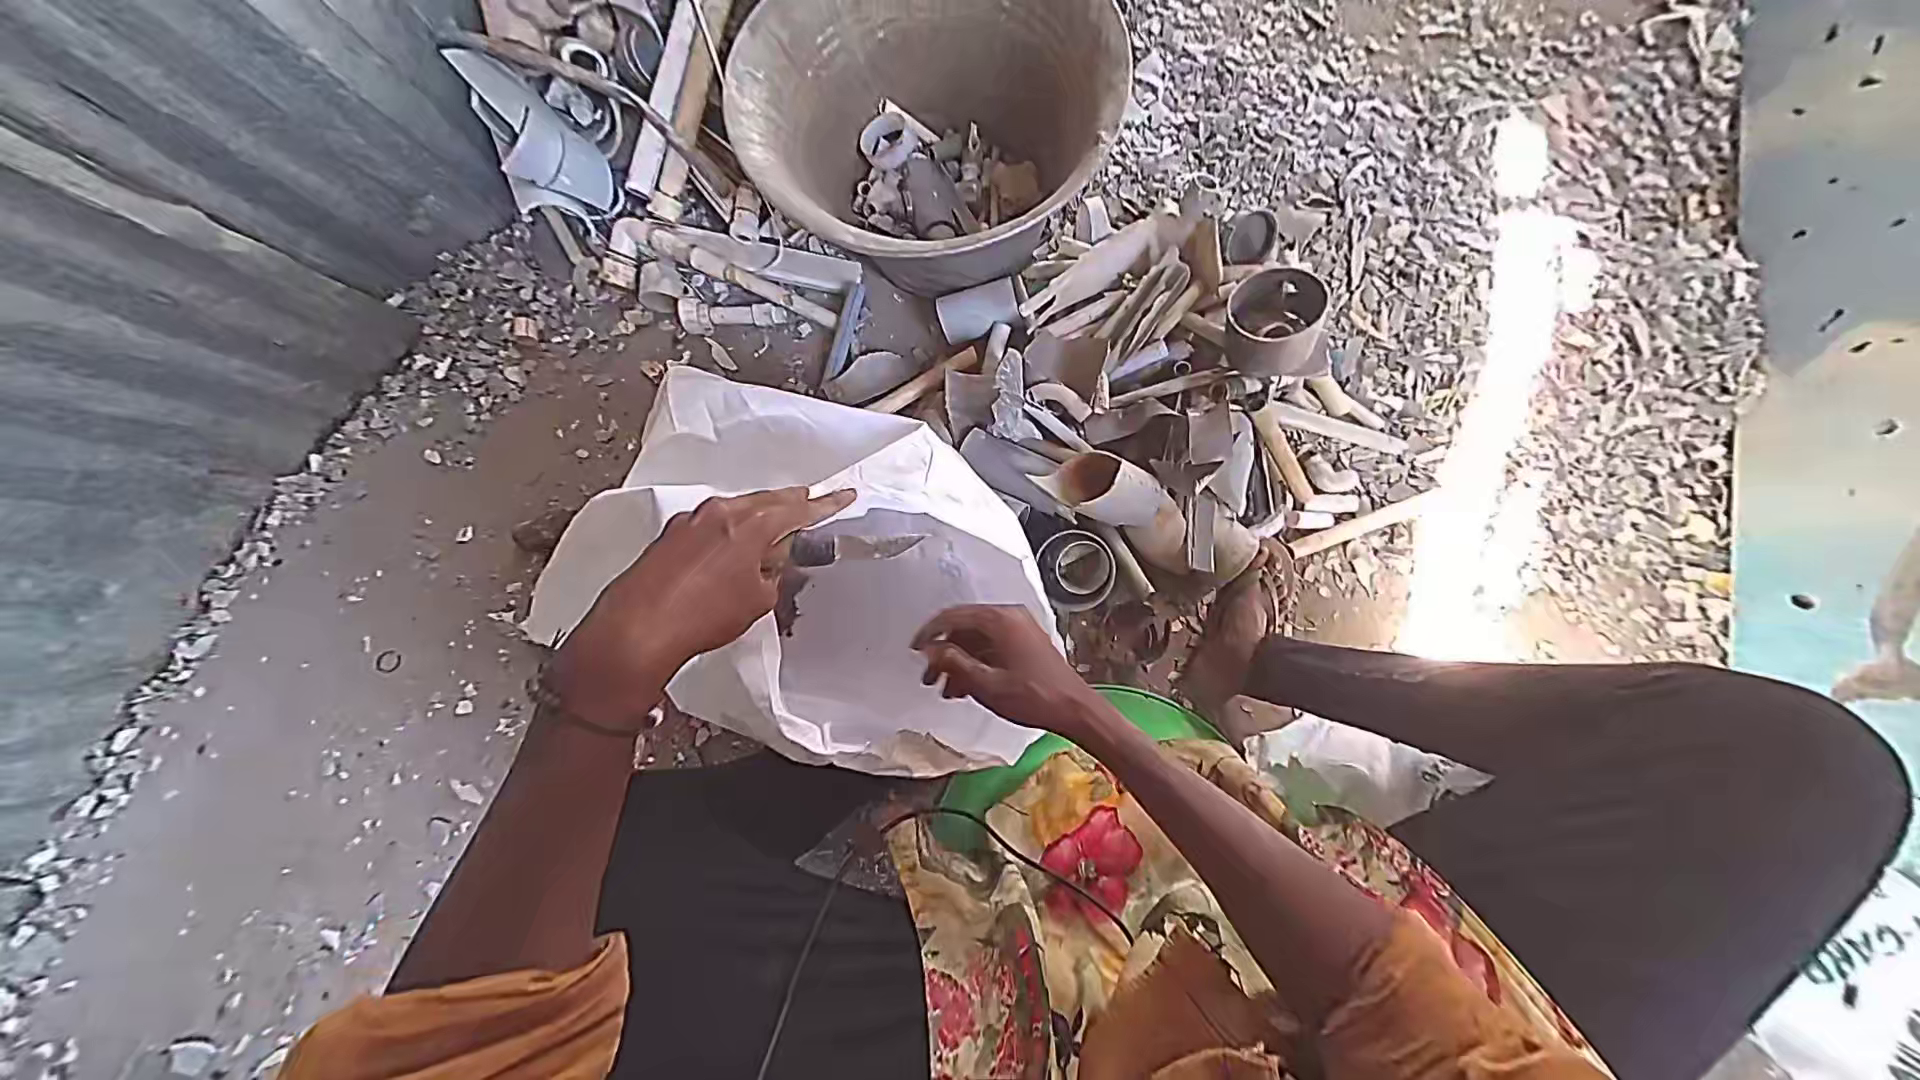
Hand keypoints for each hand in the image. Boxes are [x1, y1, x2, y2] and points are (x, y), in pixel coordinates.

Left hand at [550, 486, 854, 731]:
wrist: (636, 630)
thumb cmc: (699, 616)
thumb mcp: (758, 599)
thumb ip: (774, 571)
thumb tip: (774, 560)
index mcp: (748, 524)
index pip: (799, 510)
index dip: (826, 505)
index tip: (843, 496)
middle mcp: (718, 513)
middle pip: (767, 501)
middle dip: (792, 503)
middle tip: (812, 503)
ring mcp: (690, 521)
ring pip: (738, 509)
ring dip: (760, 516)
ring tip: (776, 527)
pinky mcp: (670, 536)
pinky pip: (713, 522)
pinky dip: (731, 528)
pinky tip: (735, 546)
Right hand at [912, 605, 1109, 736]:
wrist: (1074, 709)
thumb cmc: (1036, 697)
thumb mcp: (986, 684)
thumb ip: (954, 664)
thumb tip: (931, 652)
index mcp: (1000, 620)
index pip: (952, 617)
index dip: (929, 634)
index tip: (915, 650)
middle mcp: (1010, 617)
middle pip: (964, 628)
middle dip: (944, 653)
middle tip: (930, 676)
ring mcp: (1019, 629)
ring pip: (977, 639)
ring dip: (959, 661)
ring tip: (947, 688)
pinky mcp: (1025, 642)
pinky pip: (991, 646)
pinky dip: (976, 663)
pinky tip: (967, 686)